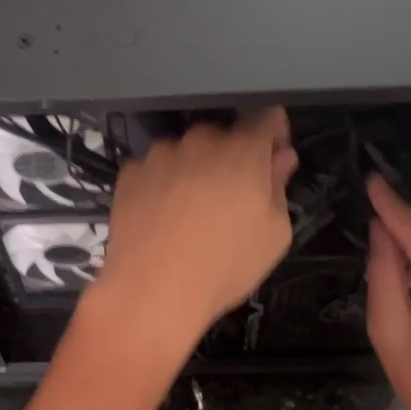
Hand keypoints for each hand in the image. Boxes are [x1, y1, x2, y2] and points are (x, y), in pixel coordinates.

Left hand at [85, 108, 298, 356]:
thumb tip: (281, 158)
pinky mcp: (130, 172)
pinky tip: (161, 216)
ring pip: (186, 151)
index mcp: (243, 150)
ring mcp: (160, 154)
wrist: (151, 290)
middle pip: (224, 136)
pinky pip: (155, 169)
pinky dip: (162, 183)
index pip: (267, 119)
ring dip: (195, 168)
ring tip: (190, 212)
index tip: (274, 160)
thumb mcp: (274, 234)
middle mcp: (200, 140)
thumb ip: (278, 187)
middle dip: (232, 157)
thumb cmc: (224, 265)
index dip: (275, 136)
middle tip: (232, 198)